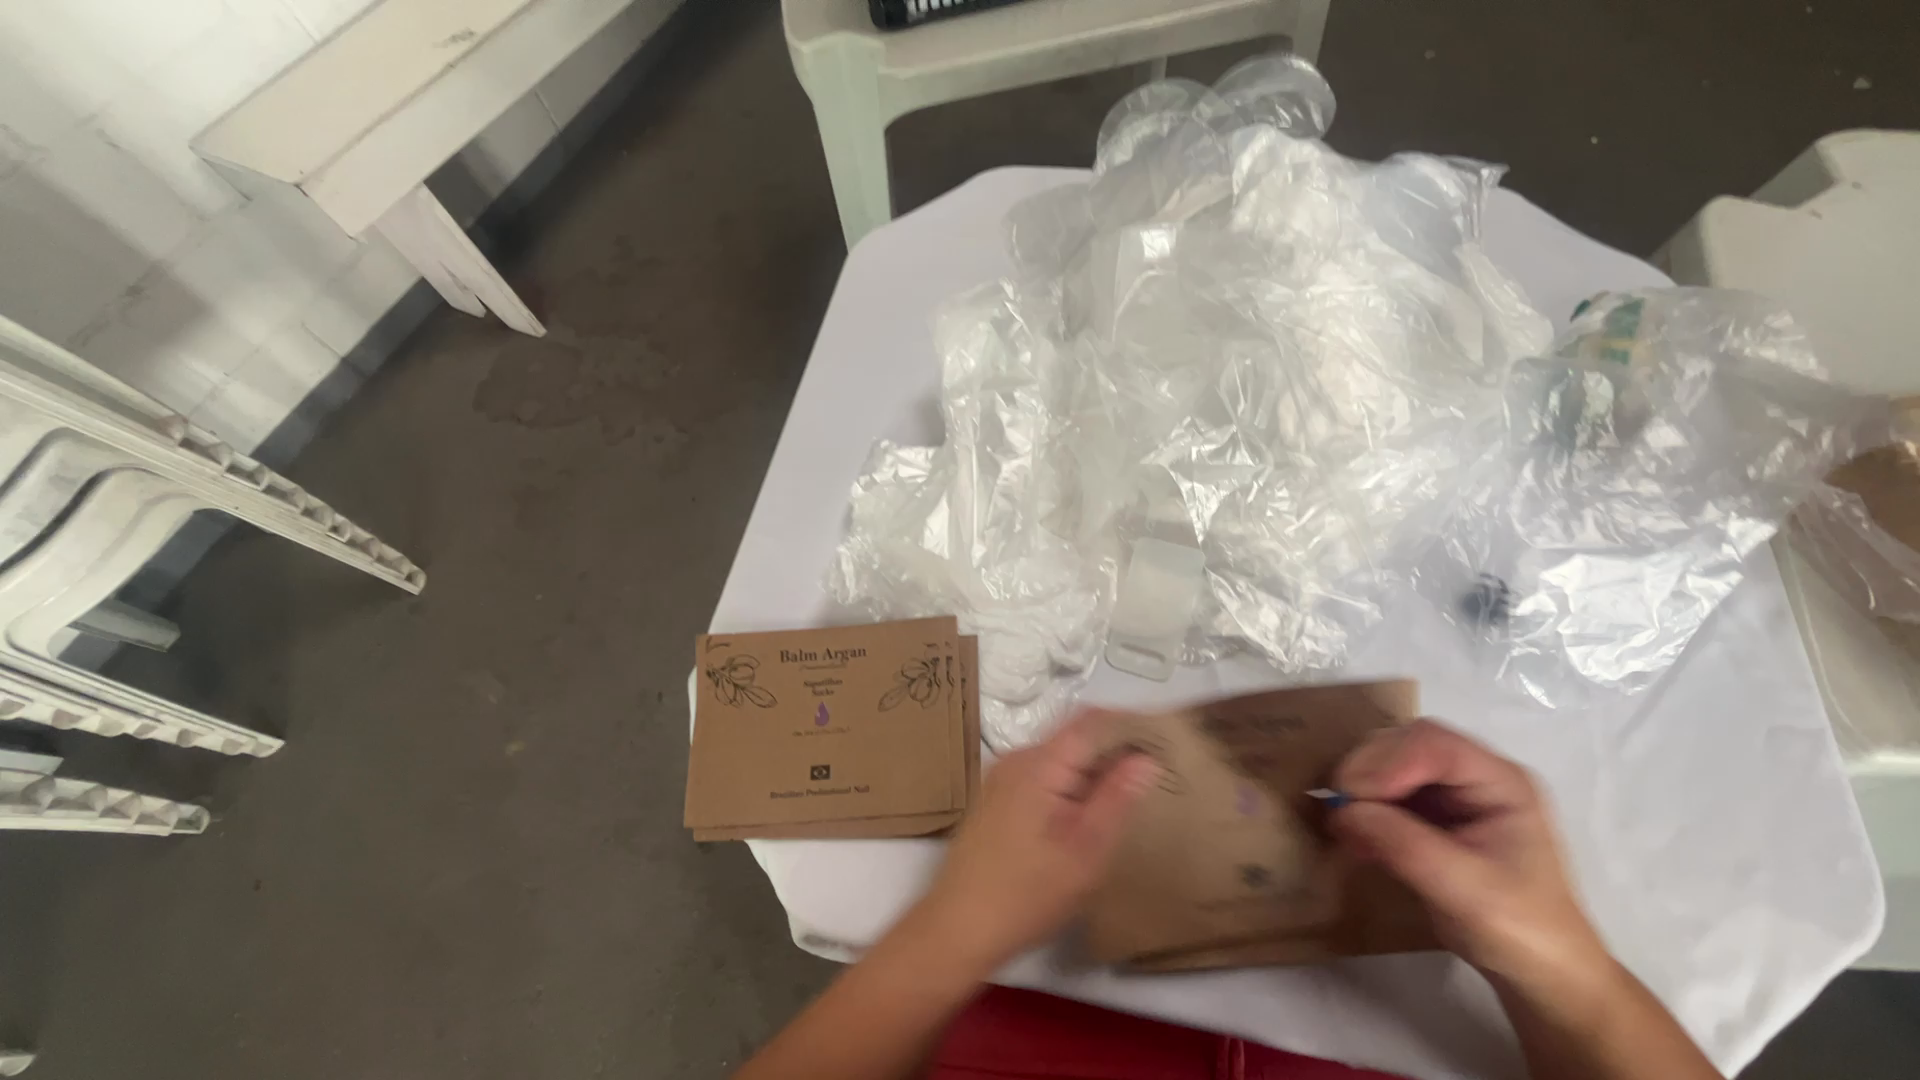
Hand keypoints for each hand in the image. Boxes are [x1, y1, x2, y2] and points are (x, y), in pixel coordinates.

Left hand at [915, 709, 1158, 971]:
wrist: (956, 928)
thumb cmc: (1026, 894)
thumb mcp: (1084, 852)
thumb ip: (1115, 799)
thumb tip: (1146, 758)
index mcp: (1038, 764)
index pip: (1090, 721)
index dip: (1128, 722)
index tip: (1163, 736)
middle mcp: (1016, 759)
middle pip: (1073, 736)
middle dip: (1114, 747)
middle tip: (1154, 771)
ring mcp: (1001, 778)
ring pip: (1058, 757)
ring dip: (1092, 768)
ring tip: (1128, 793)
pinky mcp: (996, 799)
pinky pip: (1042, 775)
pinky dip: (1070, 784)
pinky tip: (1088, 813)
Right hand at [1330, 720, 1609, 995]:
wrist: (1541, 973)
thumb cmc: (1517, 929)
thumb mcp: (1462, 889)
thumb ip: (1403, 843)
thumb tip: (1341, 810)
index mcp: (1500, 782)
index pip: (1433, 744)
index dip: (1387, 762)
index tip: (1353, 797)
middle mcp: (1475, 776)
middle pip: (1406, 743)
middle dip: (1367, 769)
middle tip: (1339, 806)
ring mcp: (1453, 793)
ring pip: (1390, 761)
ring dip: (1360, 786)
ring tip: (1343, 820)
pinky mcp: (1432, 814)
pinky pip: (1385, 790)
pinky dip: (1362, 805)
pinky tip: (1351, 832)